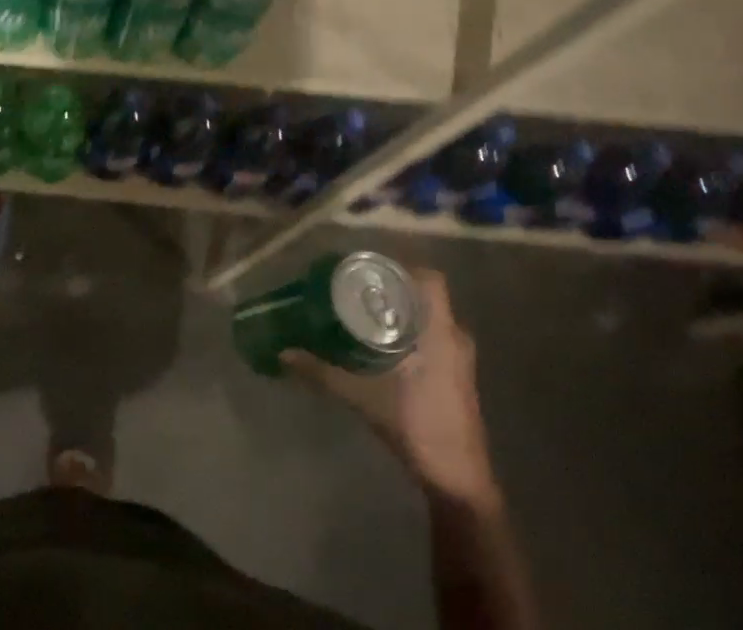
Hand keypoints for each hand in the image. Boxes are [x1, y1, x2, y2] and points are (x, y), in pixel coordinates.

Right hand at [282, 268, 500, 506]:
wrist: (457, 475)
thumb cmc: (417, 425)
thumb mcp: (363, 396)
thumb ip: (323, 372)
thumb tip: (284, 352)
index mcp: (441, 333)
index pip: (430, 280)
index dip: (400, 267)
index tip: (366, 269)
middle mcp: (454, 338)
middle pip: (425, 297)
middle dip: (390, 290)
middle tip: (351, 289)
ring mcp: (458, 359)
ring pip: (428, 319)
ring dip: (398, 313)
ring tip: (357, 312)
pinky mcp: (454, 377)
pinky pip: (430, 338)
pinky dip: (405, 332)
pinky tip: (375, 344)